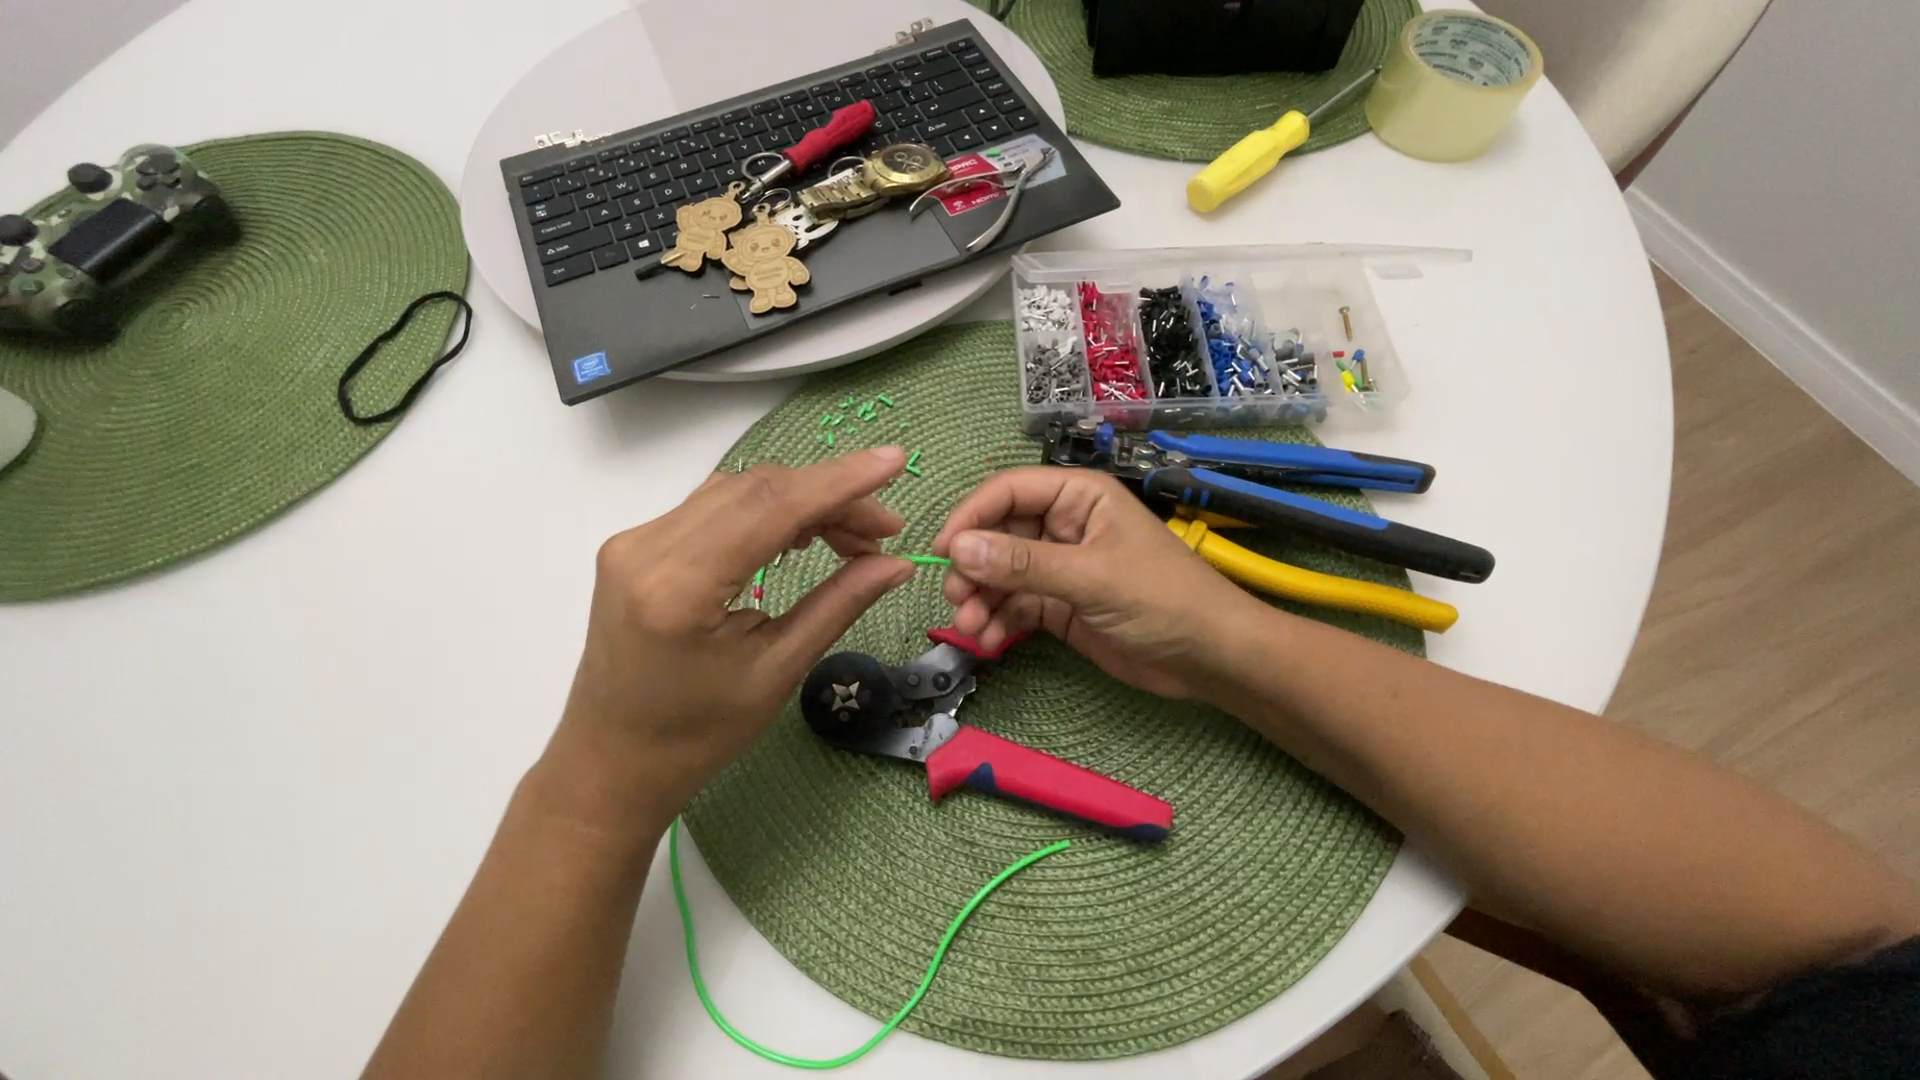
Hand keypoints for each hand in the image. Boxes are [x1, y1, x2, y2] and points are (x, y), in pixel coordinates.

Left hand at [546, 448, 917, 828]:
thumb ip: (838, 604)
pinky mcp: (636, 546)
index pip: (771, 506)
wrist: (611, 762)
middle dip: (830, 496)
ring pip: (736, 491)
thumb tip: (897, 564)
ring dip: (801, 502)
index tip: (894, 463)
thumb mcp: (777, 672)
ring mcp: (634, 542)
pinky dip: (765, 512)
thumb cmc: (697, 735)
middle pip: (756, 490)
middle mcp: (646, 548)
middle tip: (885, 529)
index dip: (840, 481)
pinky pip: (713, 507)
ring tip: (853, 537)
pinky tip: (800, 535)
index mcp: (679, 588)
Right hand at [931, 468, 1262, 699]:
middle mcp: (1063, 525)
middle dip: (973, 566)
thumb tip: (958, 548)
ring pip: (1001, 573)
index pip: (1009, 491)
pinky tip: (987, 640)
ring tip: (971, 628)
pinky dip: (996, 620)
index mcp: (1078, 496)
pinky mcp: (1059, 604)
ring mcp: (1059, 566)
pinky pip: (1014, 604)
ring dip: (980, 599)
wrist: (1210, 658)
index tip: (941, 553)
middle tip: (956, 600)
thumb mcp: (1092, 577)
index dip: (971, 517)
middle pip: (998, 534)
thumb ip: (1024, 563)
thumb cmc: (1163, 599)